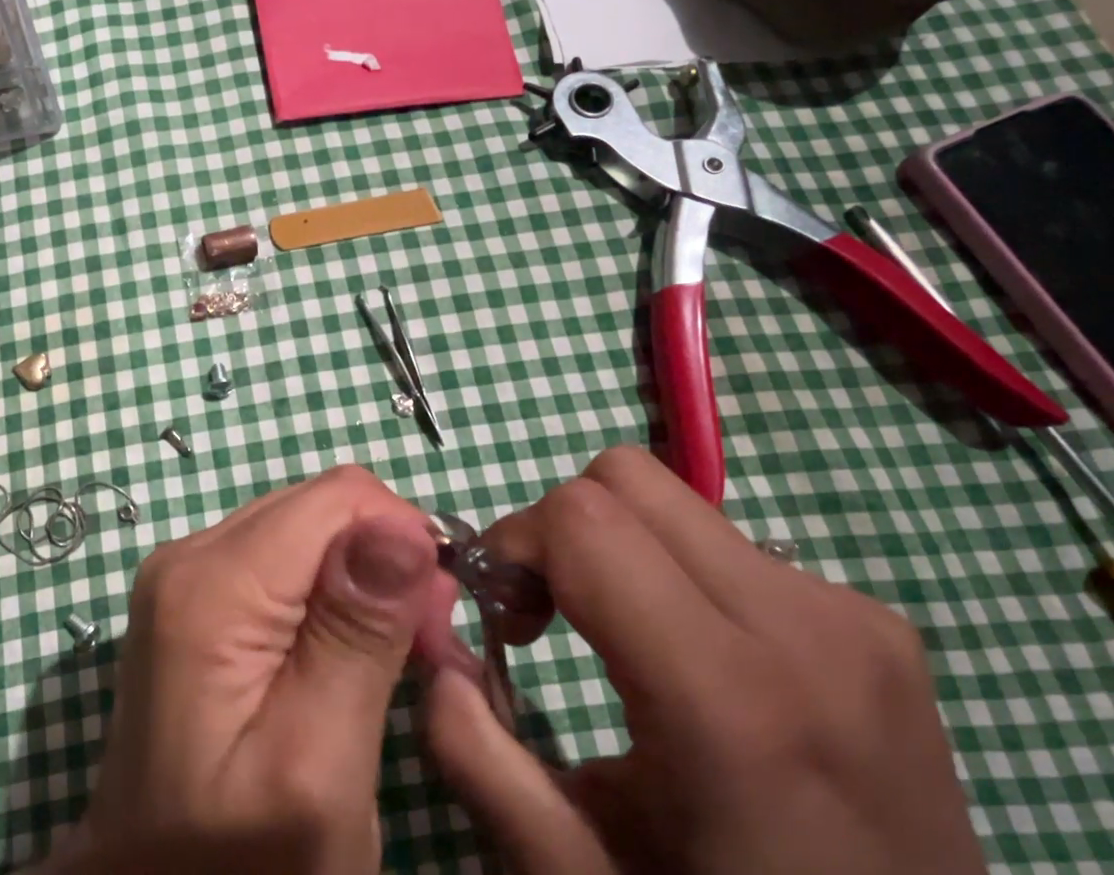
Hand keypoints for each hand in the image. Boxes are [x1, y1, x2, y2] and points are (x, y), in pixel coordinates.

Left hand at [41, 466, 459, 874]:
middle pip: (321, 509)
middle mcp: (187, 556)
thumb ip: (355, 636)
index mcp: (212, 583)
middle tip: (419, 658)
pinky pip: (280, 565)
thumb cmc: (240, 853)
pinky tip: (339, 662)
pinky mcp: (192, 602)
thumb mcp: (317, 760)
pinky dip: (326, 600)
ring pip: (306, 532)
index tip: (435, 630)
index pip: (339, 497)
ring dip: (361, 586)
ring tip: (383, 669)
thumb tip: (400, 524)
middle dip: (385, 566)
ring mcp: (184, 577)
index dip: (404, 545)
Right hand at [417, 446, 987, 874]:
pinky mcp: (885, 627)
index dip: (514, 542)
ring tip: (619, 643)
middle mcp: (805, 628)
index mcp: (727, 697)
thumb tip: (429, 645)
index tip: (504, 617)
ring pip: (680, 505)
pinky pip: (736, 547)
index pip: (583, 516)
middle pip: (628, 478)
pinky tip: (693, 665)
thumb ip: (474, 754)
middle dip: (558, 531)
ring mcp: (858, 621)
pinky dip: (679, 577)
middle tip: (545, 616)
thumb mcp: (569, 871)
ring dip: (618, 552)